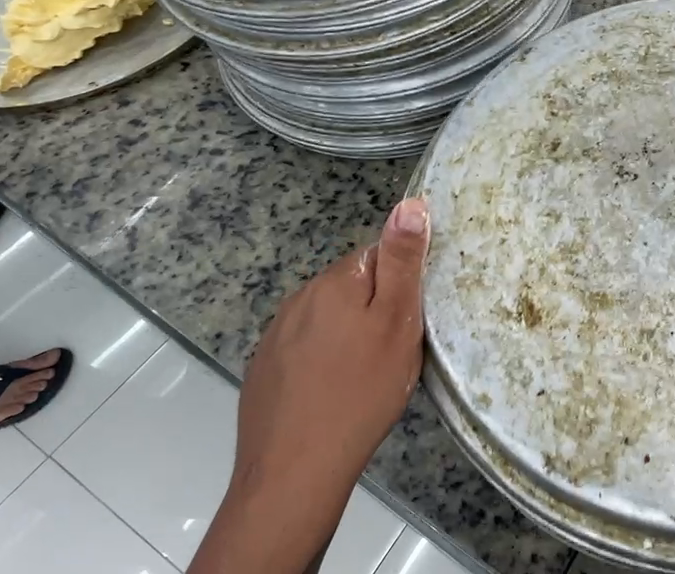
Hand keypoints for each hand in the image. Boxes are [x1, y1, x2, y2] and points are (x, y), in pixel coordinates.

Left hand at [232, 197, 430, 494]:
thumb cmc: (359, 393)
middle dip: (374, 309)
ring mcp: (275, 335)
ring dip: (347, 334)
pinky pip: (303, 349)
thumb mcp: (396, 323)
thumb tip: (411, 201)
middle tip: (393, 351)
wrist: (293, 473)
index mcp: (336, 281)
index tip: (409, 320)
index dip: (400, 285)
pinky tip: (331, 393)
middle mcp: (300, 297)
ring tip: (364, 376)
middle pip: (352, 287)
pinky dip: (321, 362)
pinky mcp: (263, 369)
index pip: (379, 257)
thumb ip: (402, 261)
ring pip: (327, 319)